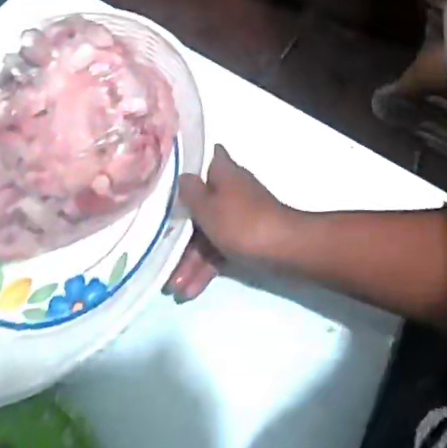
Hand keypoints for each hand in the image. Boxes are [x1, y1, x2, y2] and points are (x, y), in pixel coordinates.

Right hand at [164, 147, 296, 302]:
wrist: (284, 250)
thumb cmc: (240, 222)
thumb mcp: (206, 206)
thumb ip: (190, 190)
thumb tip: (183, 175)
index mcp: (223, 172)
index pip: (207, 157)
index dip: (191, 164)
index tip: (170, 177)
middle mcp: (231, 188)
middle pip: (200, 205)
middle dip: (180, 235)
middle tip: (161, 258)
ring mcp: (240, 214)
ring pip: (209, 232)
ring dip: (191, 260)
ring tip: (174, 289)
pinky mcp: (248, 237)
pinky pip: (220, 248)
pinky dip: (207, 266)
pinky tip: (191, 291)